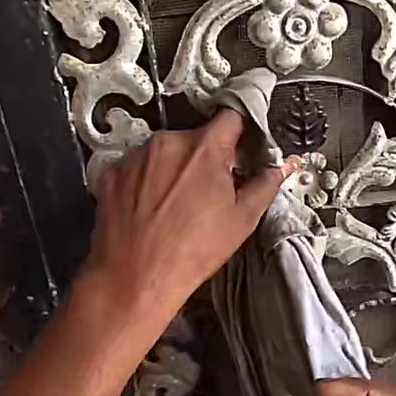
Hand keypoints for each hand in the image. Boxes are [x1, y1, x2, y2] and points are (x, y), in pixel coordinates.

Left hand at [78, 111, 289, 329]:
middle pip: (196, 137)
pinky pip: (137, 166)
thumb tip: (281, 166)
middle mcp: (167, 143)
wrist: (134, 278)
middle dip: (205, 158)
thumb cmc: (188, 253)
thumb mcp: (242, 220)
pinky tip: (152, 208)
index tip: (239, 149)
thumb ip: (266, 183)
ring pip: (165, 151)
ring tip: (176, 206)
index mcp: (204, 149)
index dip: (238, 134)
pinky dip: (146, 181)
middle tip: (208, 191)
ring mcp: (136, 156)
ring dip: (174, 169)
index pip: (230, 117)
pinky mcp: (113, 172)